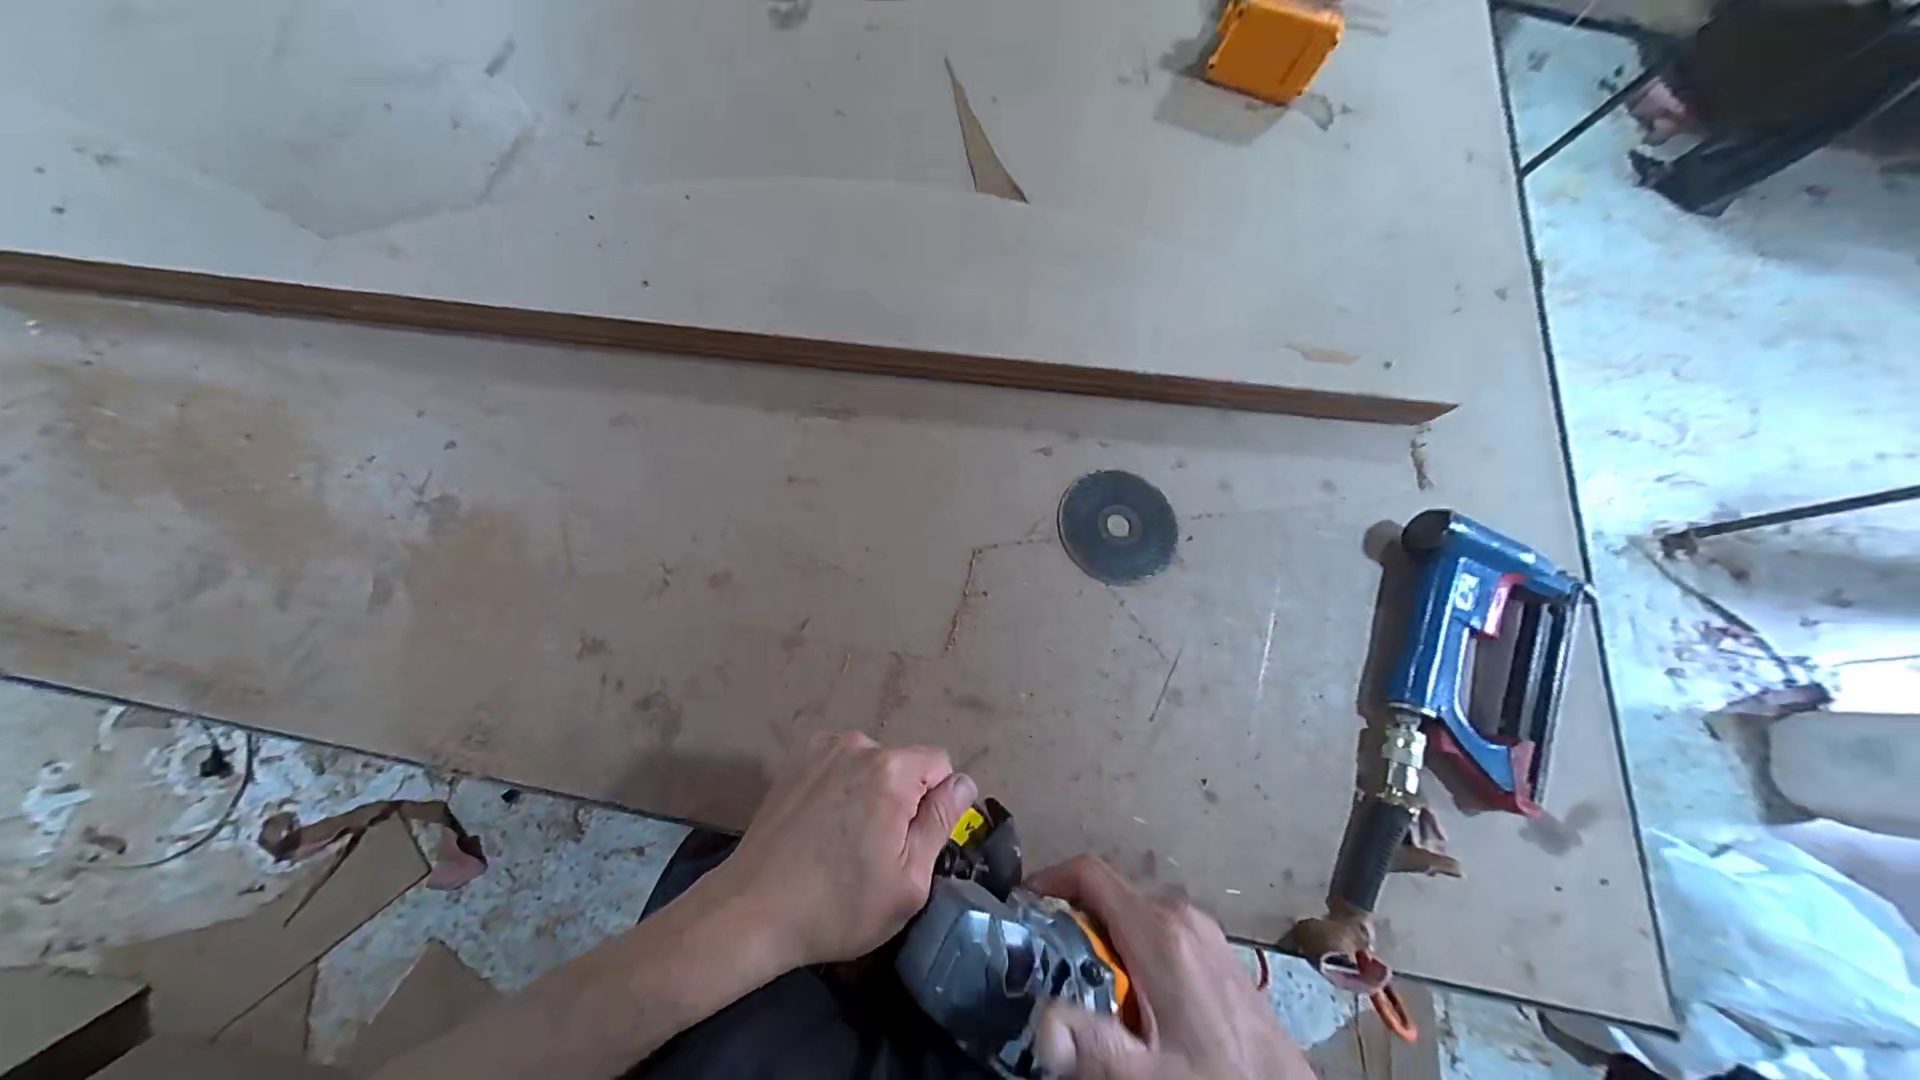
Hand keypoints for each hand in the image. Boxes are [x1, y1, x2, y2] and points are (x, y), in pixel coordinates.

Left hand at [700, 731, 976, 970]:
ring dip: (870, 791)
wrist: (750, 910)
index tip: (912, 841)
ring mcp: (822, 748)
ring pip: (871, 764)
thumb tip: (963, 782)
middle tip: (875, 849)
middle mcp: (859, 744)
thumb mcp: (910, 879)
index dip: (936, 803)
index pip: (940, 764)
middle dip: (902, 798)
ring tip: (843, 839)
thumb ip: (942, 821)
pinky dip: (839, 786)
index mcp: (892, 769)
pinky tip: (820, 824)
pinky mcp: (795, 759)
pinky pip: (839, 764)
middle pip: (903, 764)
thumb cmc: (839, 905)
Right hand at [1029, 856, 1313, 1079]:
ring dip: (1102, 940)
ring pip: (1131, 913)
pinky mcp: (1213, 946)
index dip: (1050, 879)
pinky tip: (1136, 1000)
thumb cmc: (1217, 1079)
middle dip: (1073, 923)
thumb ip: (1095, 1048)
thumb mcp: (1151, 1078)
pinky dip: (1131, 948)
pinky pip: (1157, 929)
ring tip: (1089, 989)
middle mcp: (1179, 915)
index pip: (1090, 873)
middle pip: (1108, 896)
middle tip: (1052, 967)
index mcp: (1158, 931)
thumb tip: (1043, 1023)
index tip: (1025, 906)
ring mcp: (1200, 928)